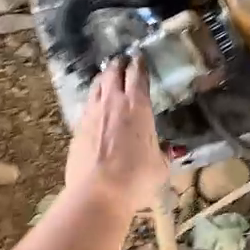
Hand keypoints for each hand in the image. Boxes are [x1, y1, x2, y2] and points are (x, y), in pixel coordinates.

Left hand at [64, 58, 165, 214]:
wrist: (97, 192)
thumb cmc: (135, 178)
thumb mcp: (159, 167)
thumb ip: (164, 154)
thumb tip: (172, 150)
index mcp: (138, 106)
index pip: (138, 76)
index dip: (139, 64)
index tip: (139, 57)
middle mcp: (113, 103)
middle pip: (113, 73)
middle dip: (119, 64)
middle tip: (122, 60)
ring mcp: (92, 113)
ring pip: (97, 85)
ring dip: (103, 78)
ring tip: (106, 76)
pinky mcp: (77, 128)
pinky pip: (86, 104)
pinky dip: (92, 98)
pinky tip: (94, 104)